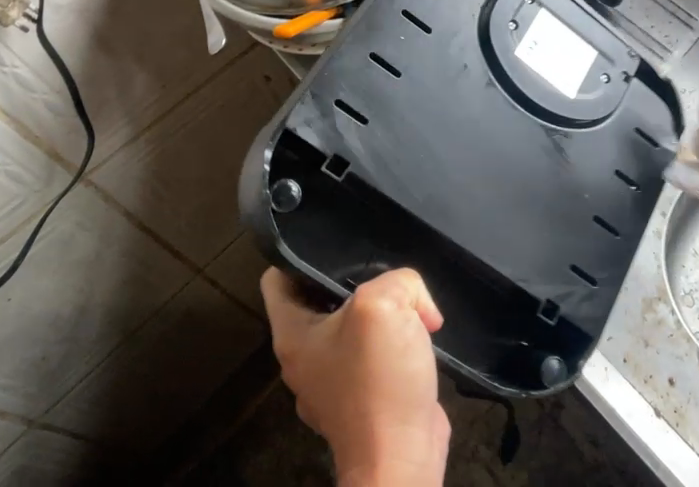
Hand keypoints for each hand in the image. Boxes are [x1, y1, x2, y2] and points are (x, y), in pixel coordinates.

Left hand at [261, 267, 448, 486]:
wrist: (400, 458)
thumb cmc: (378, 381)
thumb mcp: (383, 306)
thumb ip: (397, 281)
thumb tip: (414, 301)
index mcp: (292, 335)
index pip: (278, 278)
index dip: (302, 254)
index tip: (337, 241)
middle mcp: (305, 358)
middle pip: (322, 299)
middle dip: (356, 281)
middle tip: (387, 270)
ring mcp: (334, 382)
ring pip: (354, 327)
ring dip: (384, 314)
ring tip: (412, 305)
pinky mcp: (364, 398)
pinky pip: (376, 355)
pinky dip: (398, 343)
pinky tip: (420, 338)